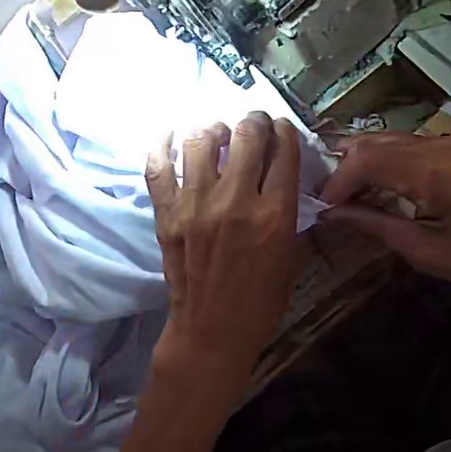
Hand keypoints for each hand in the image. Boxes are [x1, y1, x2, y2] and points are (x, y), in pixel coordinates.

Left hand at [145, 112, 303, 381]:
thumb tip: (288, 177)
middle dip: (253, 121)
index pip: (283, 151)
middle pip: (246, 136)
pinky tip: (171, 135)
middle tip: (252, 123)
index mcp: (274, 214)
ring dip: (214, 129)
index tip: (280, 128)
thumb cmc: (261, 300)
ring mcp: (196, 204)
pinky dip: (162, 145)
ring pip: (201, 141)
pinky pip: (158, 167)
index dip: (283, 130)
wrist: (212, 330)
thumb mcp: (292, 257)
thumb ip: (292, 214)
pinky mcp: (167, 213)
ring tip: (217, 133)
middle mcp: (235, 201)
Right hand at [318, 131, 450, 311]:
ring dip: (362, 165)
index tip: (320, 207)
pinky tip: (374, 186)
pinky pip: (409, 146)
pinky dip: (385, 163)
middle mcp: (444, 143)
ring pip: (389, 141)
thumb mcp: (428, 252)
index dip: (336, 181)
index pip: (365, 160)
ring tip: (344, 196)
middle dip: (344, 170)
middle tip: (326, 201)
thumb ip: (374, 224)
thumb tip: (330, 213)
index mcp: (438, 169)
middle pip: (373, 143)